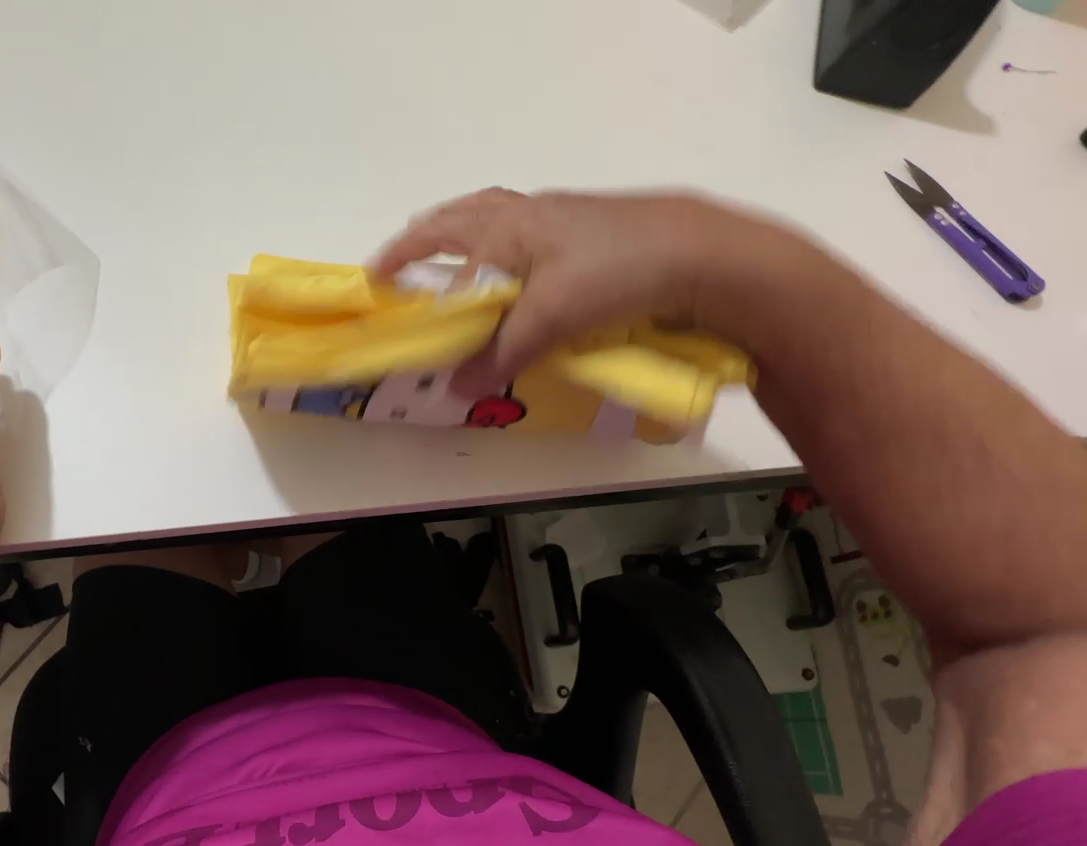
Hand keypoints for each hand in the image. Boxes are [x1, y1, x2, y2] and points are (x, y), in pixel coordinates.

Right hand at [372, 189, 834, 395]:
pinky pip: (531, 239)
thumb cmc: (617, 273)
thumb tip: (452, 390)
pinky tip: (519, 282)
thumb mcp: (548, 319)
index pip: (441, 238)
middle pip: (465, 215)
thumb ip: (497, 354)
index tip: (376, 281)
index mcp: (510, 225)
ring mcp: (566, 221)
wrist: (711, 258)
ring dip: (468, 240)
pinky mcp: (594, 238)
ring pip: (499, 222)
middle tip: (406, 263)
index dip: (403, 258)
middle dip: (429, 237)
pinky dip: (507, 254)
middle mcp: (532, 214)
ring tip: (456, 268)